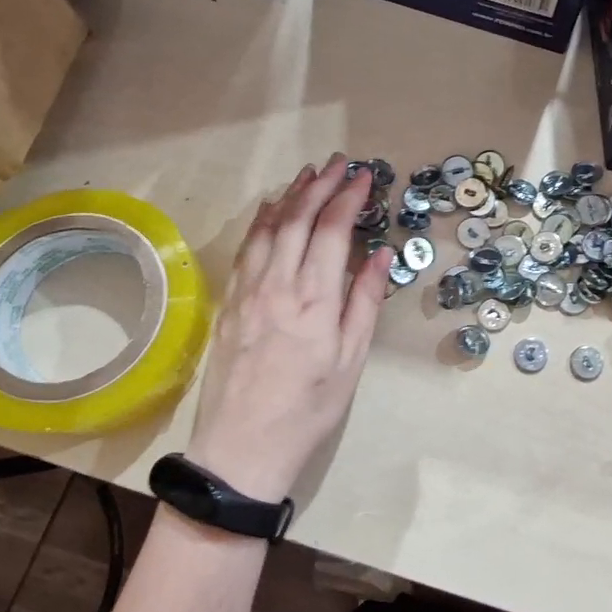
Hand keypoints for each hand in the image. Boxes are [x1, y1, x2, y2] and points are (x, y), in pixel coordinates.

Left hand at [184, 155, 392, 501]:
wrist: (242, 447)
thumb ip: (366, 302)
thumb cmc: (308, 409)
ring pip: (269, 229)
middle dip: (321, 186)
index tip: (365, 177)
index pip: (331, 231)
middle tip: (339, 163)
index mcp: (314, 300)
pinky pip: (248, 249)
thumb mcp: (351, 361)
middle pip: (298, 220)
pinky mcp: (231, 303)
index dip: (348, 198)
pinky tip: (272, 211)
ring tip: (309, 176)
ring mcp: (248, 292)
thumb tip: (380, 254)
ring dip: (290, 197)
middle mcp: (278, 285)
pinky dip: (263, 222)